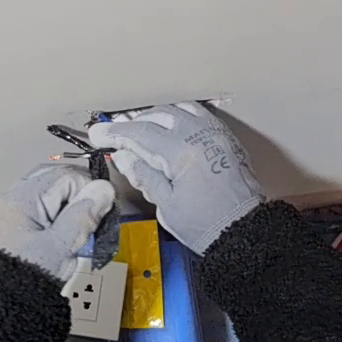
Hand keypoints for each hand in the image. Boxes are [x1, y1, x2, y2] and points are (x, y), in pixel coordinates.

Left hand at [0, 164, 116, 281]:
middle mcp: (15, 199)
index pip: (68, 176)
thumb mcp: (60, 245)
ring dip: (68, 212)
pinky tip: (61, 243)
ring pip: (50, 199)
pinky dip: (56, 224)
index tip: (100, 214)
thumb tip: (103, 190)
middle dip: (79, 200)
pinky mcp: (14, 230)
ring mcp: (12, 214)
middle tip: (91, 223)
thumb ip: (83, 215)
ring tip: (75, 237)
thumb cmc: (24, 278)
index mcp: (24, 198)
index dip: (89, 192)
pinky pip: (41, 214)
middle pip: (57, 183)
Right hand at [88, 101, 266, 254]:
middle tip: (116, 133)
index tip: (98, 134)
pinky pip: (199, 116)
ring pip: (180, 110)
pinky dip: (179, 117)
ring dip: (158, 116)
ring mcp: (216, 134)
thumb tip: (124, 157)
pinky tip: (170, 128)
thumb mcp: (166, 204)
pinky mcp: (226, 139)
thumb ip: (144, 175)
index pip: (140, 133)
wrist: (243, 232)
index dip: (115, 133)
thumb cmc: (205, 224)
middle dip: (134, 122)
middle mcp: (200, 135)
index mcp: (182, 151)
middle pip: (159, 115)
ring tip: (141, 128)